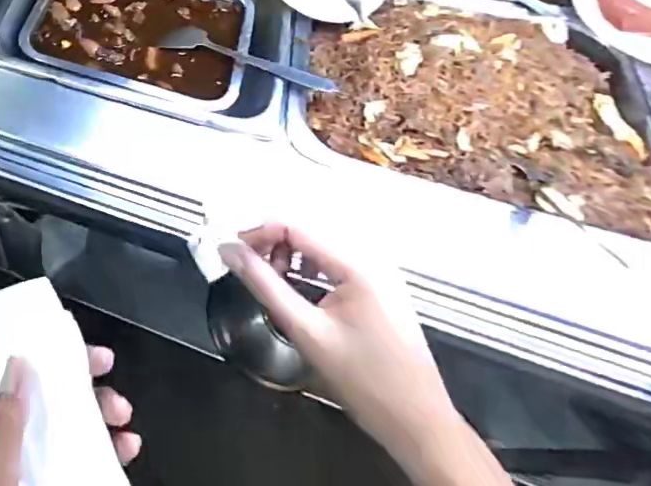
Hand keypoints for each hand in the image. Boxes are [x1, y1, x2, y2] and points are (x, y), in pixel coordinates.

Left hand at [0, 345, 140, 485]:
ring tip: (128, 428)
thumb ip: (4, 431)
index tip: (95, 358)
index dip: (57, 364)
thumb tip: (18, 362)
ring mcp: (34, 480)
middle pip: (51, 409)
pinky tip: (127, 453)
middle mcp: (11, 460)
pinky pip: (82, 466)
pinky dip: (106, 453)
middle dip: (89, 395)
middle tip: (119, 400)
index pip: (21, 388)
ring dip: (102, 422)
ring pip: (71, 436)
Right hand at [219, 224, 505, 485]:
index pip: (296, 227)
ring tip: (272, 282)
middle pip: (309, 231)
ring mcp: (379, 271)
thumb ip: (265, 286)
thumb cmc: (366, 382)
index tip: (233, 249)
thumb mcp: (307, 333)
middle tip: (250, 269)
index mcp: (356, 262)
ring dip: (291, 256)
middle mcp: (371, 256)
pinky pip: (337, 262)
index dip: (259, 234)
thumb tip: (231, 252)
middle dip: (274, 245)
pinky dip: (311, 269)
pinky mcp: (380, 286)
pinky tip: (299, 290)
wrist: (419, 423)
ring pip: (321, 246)